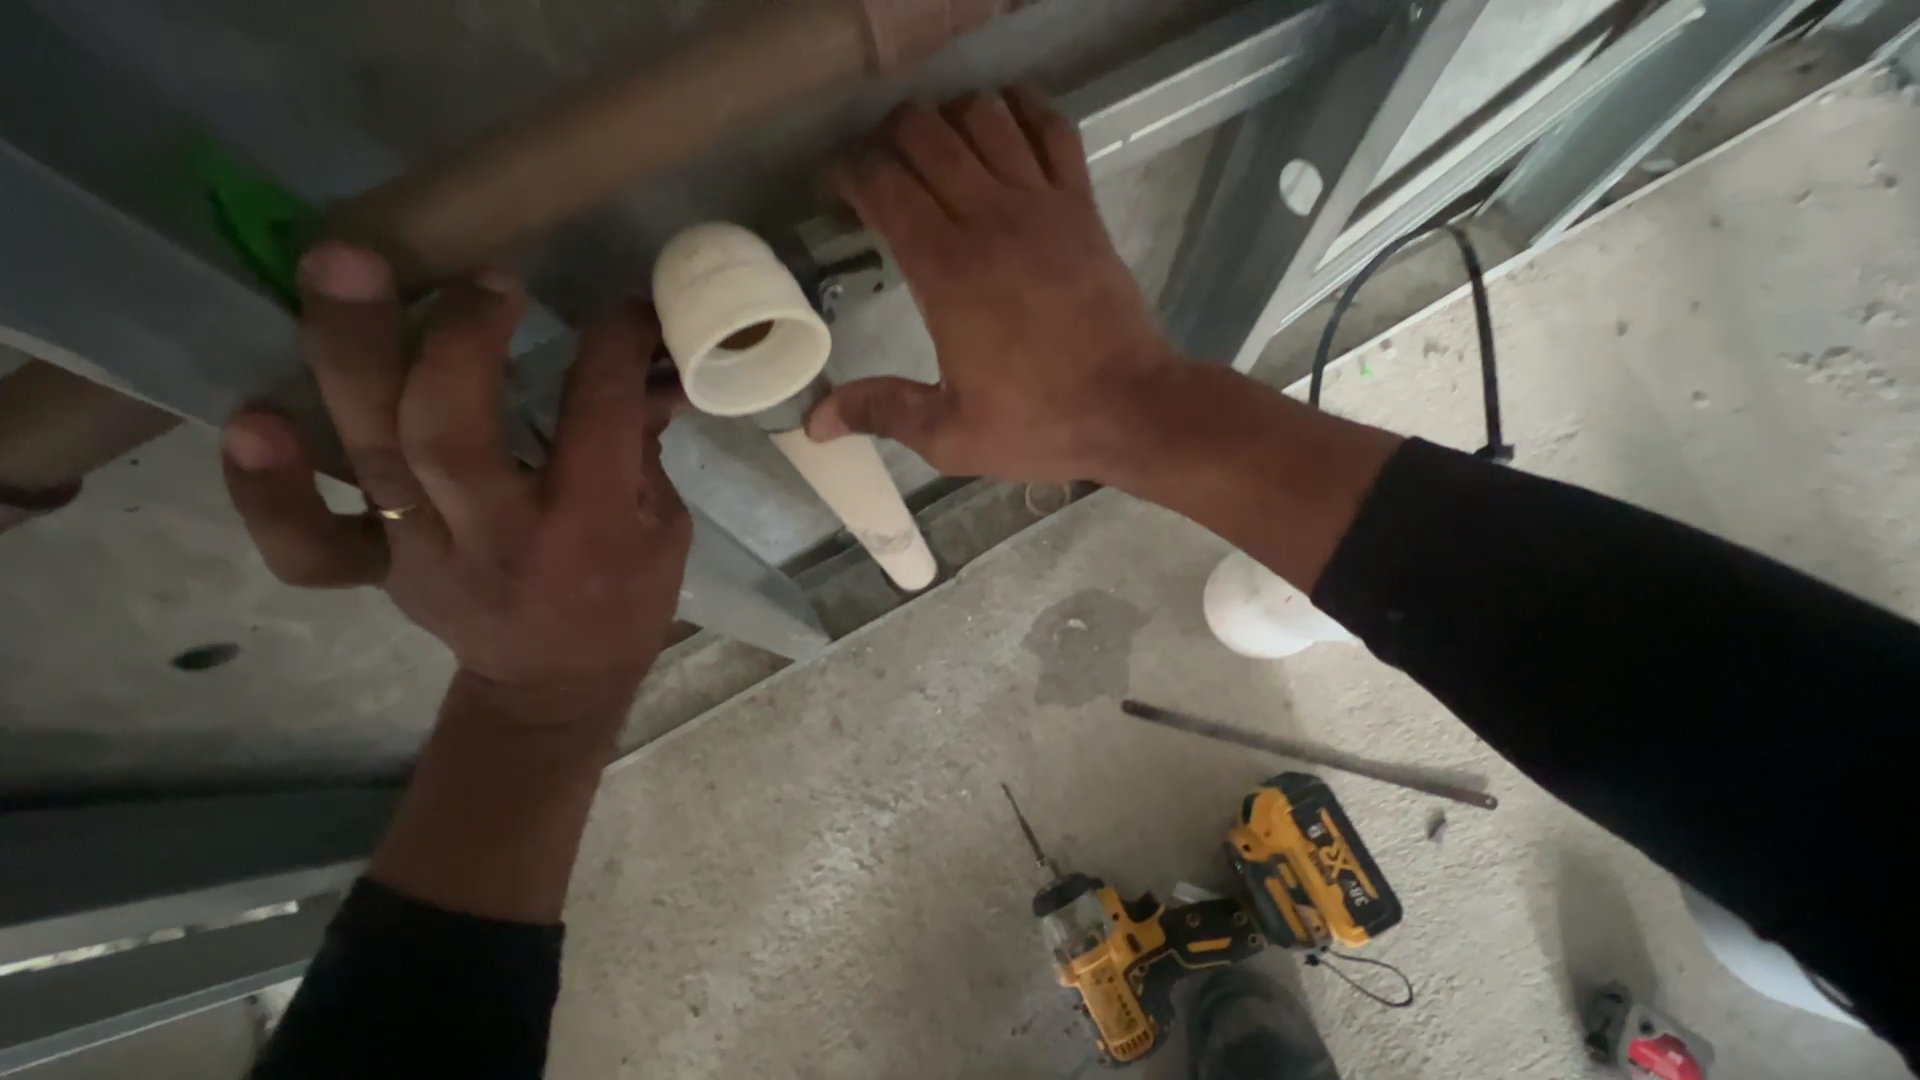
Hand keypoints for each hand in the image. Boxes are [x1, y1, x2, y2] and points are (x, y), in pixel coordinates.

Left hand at [222, 242, 690, 715]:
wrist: (553, 685)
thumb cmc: (624, 603)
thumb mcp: (664, 530)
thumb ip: (643, 447)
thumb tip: (646, 366)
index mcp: (592, 524)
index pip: (597, 413)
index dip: (610, 344)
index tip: (623, 306)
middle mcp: (502, 533)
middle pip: (451, 429)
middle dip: (458, 339)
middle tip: (484, 279)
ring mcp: (427, 551)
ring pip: (374, 454)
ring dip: (350, 354)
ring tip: (344, 264)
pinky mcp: (379, 569)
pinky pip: (307, 544)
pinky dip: (266, 490)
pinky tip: (253, 419)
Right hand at [807, 88, 1181, 484]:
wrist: (1131, 409)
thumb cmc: (1039, 423)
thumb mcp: (949, 435)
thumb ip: (880, 412)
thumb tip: (814, 421)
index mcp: (944, 270)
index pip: (880, 181)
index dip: (845, 174)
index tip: (835, 197)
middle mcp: (988, 218)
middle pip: (921, 133)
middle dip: (885, 142)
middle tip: (879, 180)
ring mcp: (1041, 203)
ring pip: (980, 115)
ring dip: (945, 122)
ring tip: (934, 158)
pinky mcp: (1081, 204)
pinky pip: (1050, 127)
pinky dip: (1020, 110)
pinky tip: (1001, 126)